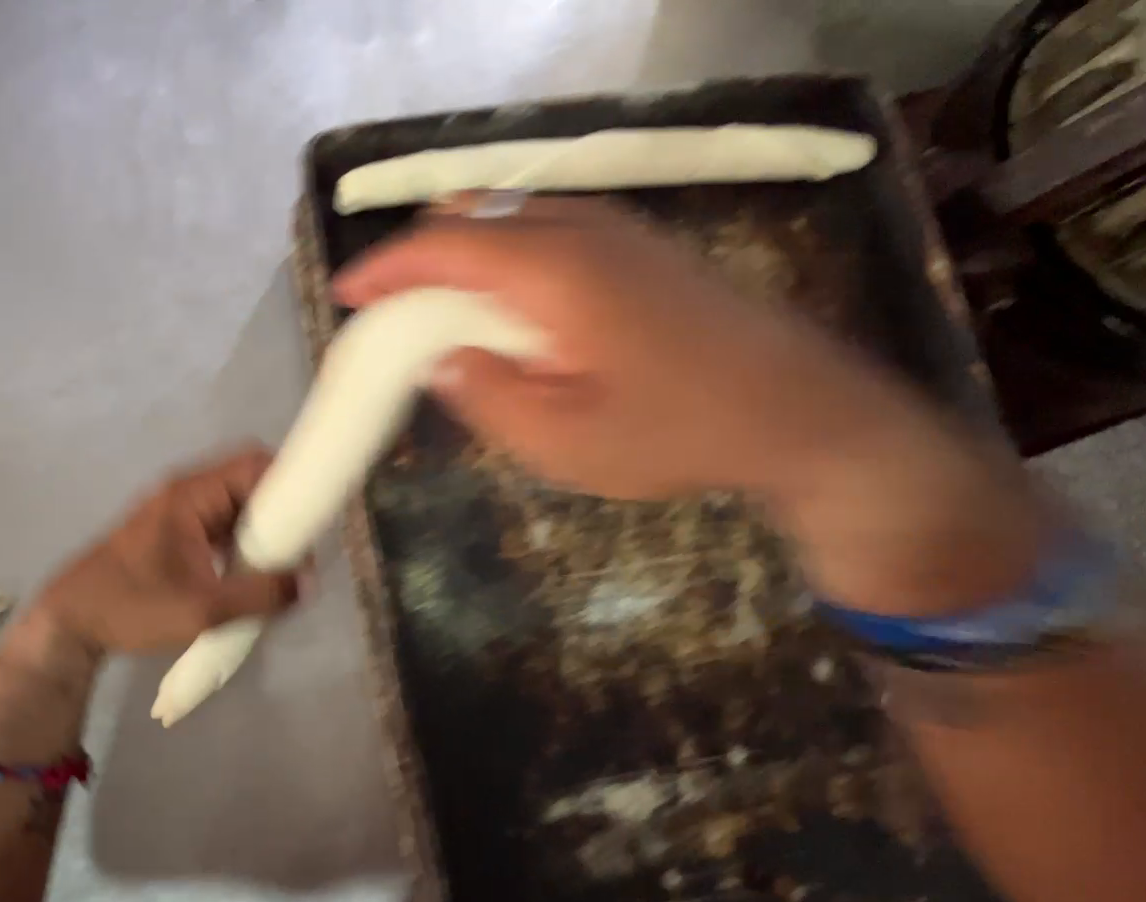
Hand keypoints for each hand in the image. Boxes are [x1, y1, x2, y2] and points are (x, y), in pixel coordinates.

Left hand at [35, 447, 299, 655]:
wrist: (70, 621)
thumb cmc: (131, 607)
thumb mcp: (202, 609)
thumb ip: (260, 595)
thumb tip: (309, 585)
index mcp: (190, 495)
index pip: (253, 463)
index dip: (289, 484)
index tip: (312, 520)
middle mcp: (186, 493)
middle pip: (249, 482)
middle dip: (280, 513)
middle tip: (299, 552)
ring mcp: (179, 512)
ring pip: (237, 506)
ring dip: (262, 531)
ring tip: (282, 566)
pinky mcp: (175, 534)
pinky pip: (222, 524)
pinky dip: (243, 542)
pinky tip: (252, 574)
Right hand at [334, 196, 1044, 614]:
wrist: (799, 412)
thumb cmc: (675, 433)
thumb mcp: (561, 441)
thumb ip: (486, 395)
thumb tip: (439, 359)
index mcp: (553, 270)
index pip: (443, 247)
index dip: (385, 269)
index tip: (346, 297)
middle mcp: (580, 228)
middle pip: (472, 217)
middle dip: (419, 258)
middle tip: (391, 312)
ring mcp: (618, 229)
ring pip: (510, 217)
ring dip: (462, 256)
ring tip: (437, 312)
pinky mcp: (640, 246)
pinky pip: (547, 229)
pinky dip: (503, 256)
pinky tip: (506, 306)